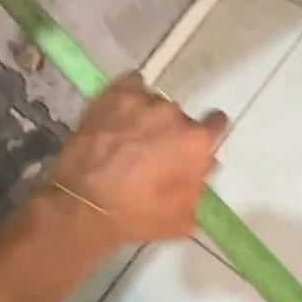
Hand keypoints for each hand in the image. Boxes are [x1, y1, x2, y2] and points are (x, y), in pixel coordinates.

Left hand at [49, 72, 227, 245]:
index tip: (196, 146)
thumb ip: (199, 187)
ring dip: (148, 117)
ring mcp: (141, 101)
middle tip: (154, 152)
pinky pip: (130, 85)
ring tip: (130, 136)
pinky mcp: (112, 95)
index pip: (216, 123)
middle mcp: (173, 114)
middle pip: (180, 117)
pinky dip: (129, 98)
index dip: (207, 135)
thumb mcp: (182, 217)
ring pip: (154, 103)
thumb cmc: (138, 214)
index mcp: (195, 141)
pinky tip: (120, 113)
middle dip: (171, 132)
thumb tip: (203, 167)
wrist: (85, 203)